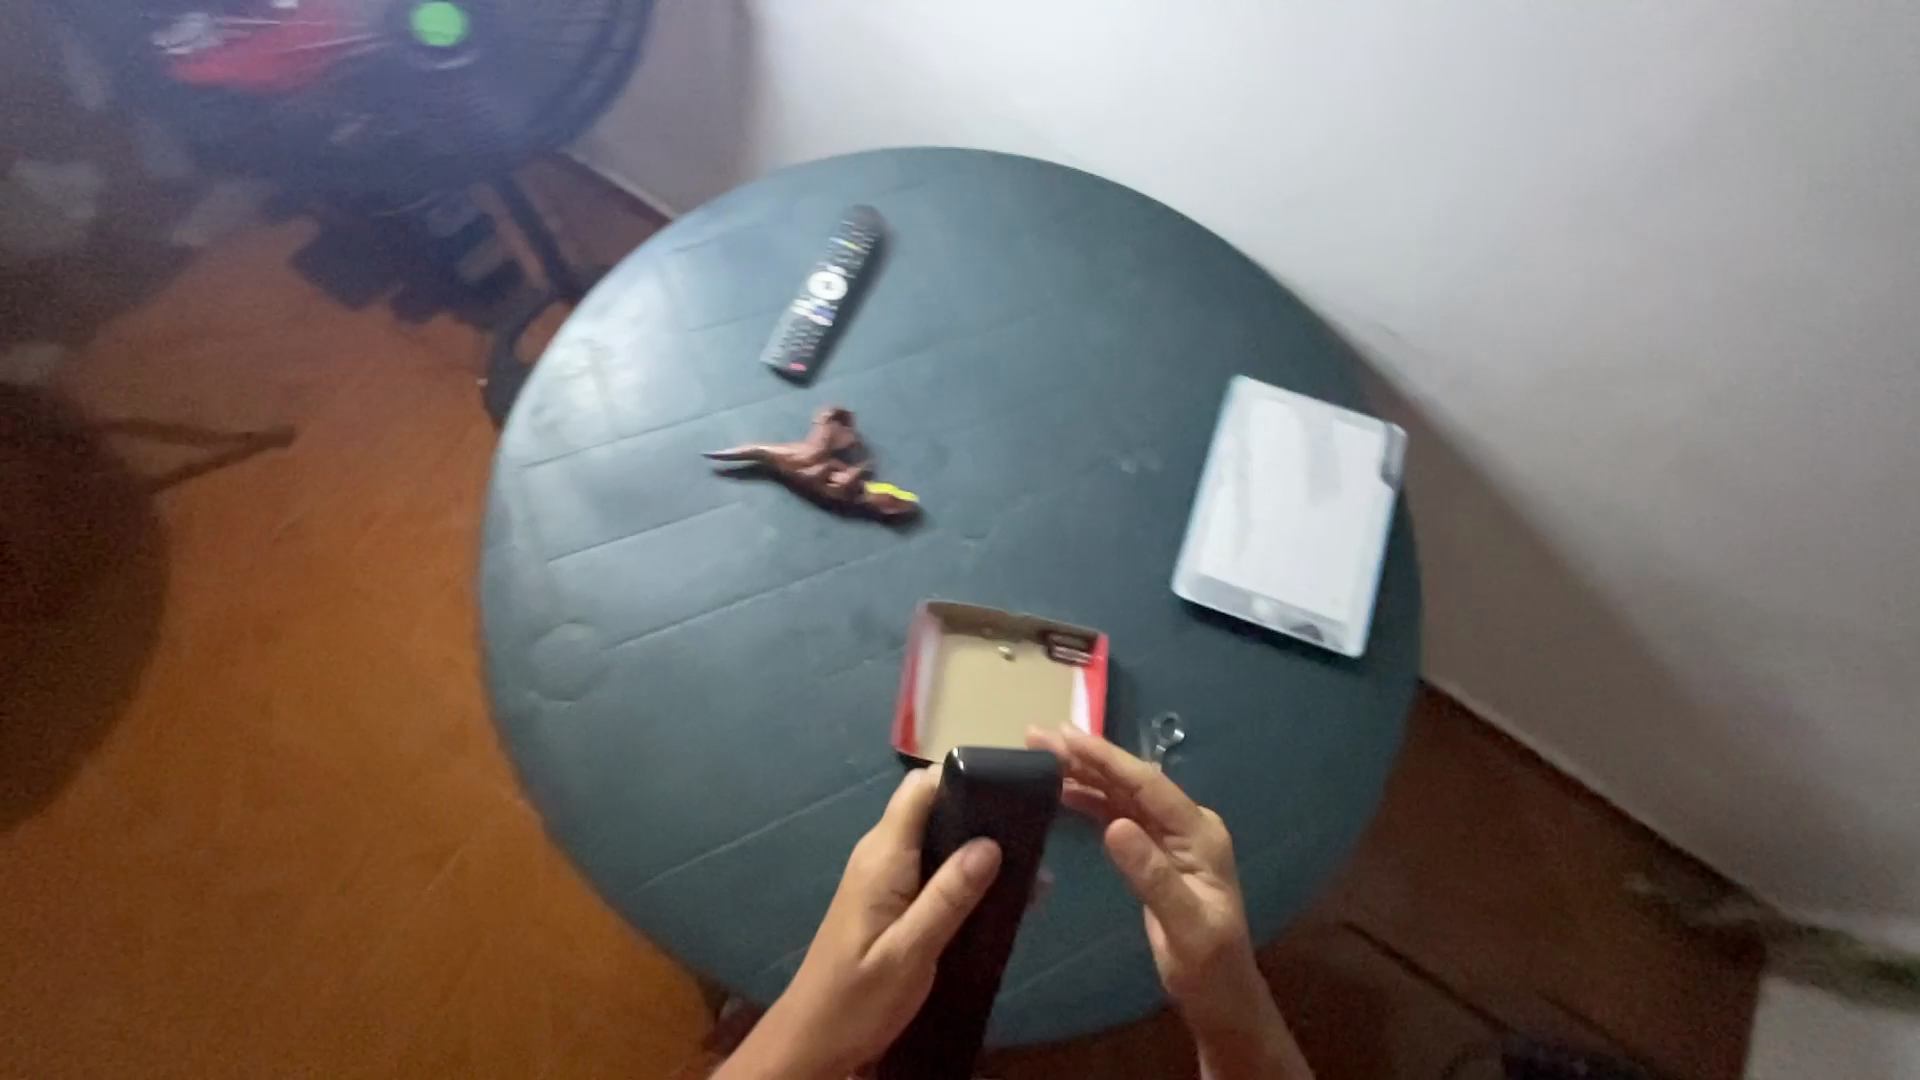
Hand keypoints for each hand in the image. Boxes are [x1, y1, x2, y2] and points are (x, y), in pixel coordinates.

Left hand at [717, 769, 1001, 1079]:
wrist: (811, 1041)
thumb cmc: (858, 998)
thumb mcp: (910, 952)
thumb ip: (949, 896)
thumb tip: (991, 843)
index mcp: (884, 855)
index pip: (920, 787)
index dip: (959, 777)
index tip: (1005, 790)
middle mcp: (881, 852)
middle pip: (930, 806)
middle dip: (976, 810)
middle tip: (1025, 832)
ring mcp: (883, 874)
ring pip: (933, 836)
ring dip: (973, 844)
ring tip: (1024, 865)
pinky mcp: (888, 896)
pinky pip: (929, 865)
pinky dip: (960, 871)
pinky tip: (996, 894)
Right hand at [1026, 726, 1312, 1079]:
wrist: (1221, 998)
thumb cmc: (1208, 964)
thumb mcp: (1185, 924)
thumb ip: (1151, 874)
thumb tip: (1113, 826)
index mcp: (1198, 830)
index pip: (1146, 783)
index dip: (1105, 758)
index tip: (1065, 737)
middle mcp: (1184, 821)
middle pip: (1129, 779)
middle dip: (1085, 756)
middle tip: (1039, 736)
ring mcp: (1168, 833)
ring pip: (1120, 792)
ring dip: (1082, 772)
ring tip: (1041, 755)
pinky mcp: (1152, 847)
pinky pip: (1117, 811)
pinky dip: (1089, 798)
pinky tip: (1062, 791)